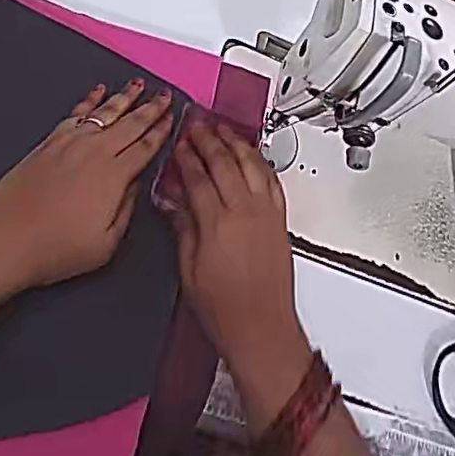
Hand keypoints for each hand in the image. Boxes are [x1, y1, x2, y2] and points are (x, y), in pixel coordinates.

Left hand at [0, 79, 174, 289]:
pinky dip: (90, 101)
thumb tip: (136, 185)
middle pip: (131, 123)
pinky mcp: (49, 143)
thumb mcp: (106, 243)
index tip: (171, 118)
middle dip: (151, 108)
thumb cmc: (54, 249)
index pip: (146, 146)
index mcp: (114, 176)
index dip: (161, 130)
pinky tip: (98, 93)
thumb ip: (127, 208)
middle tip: (163, 96)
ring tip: (137, 85)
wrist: (6, 242)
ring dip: (125, 97)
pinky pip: (77, 114)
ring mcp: (70, 144)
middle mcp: (95, 153)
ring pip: (106, 112)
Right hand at [168, 117, 309, 431]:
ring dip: (235, 142)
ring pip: (251, 163)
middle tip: (198, 126)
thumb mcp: (189, 271)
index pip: (198, 177)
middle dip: (208, 140)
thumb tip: (173, 203)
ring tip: (223, 130)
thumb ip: (183, 229)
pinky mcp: (280, 219)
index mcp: (217, 223)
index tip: (180, 145)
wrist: (262, 329)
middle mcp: (244, 211)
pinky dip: (260, 161)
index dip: (187, 157)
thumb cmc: (225, 310)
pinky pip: (271, 179)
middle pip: (224, 162)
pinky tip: (253, 155)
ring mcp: (266, 212)